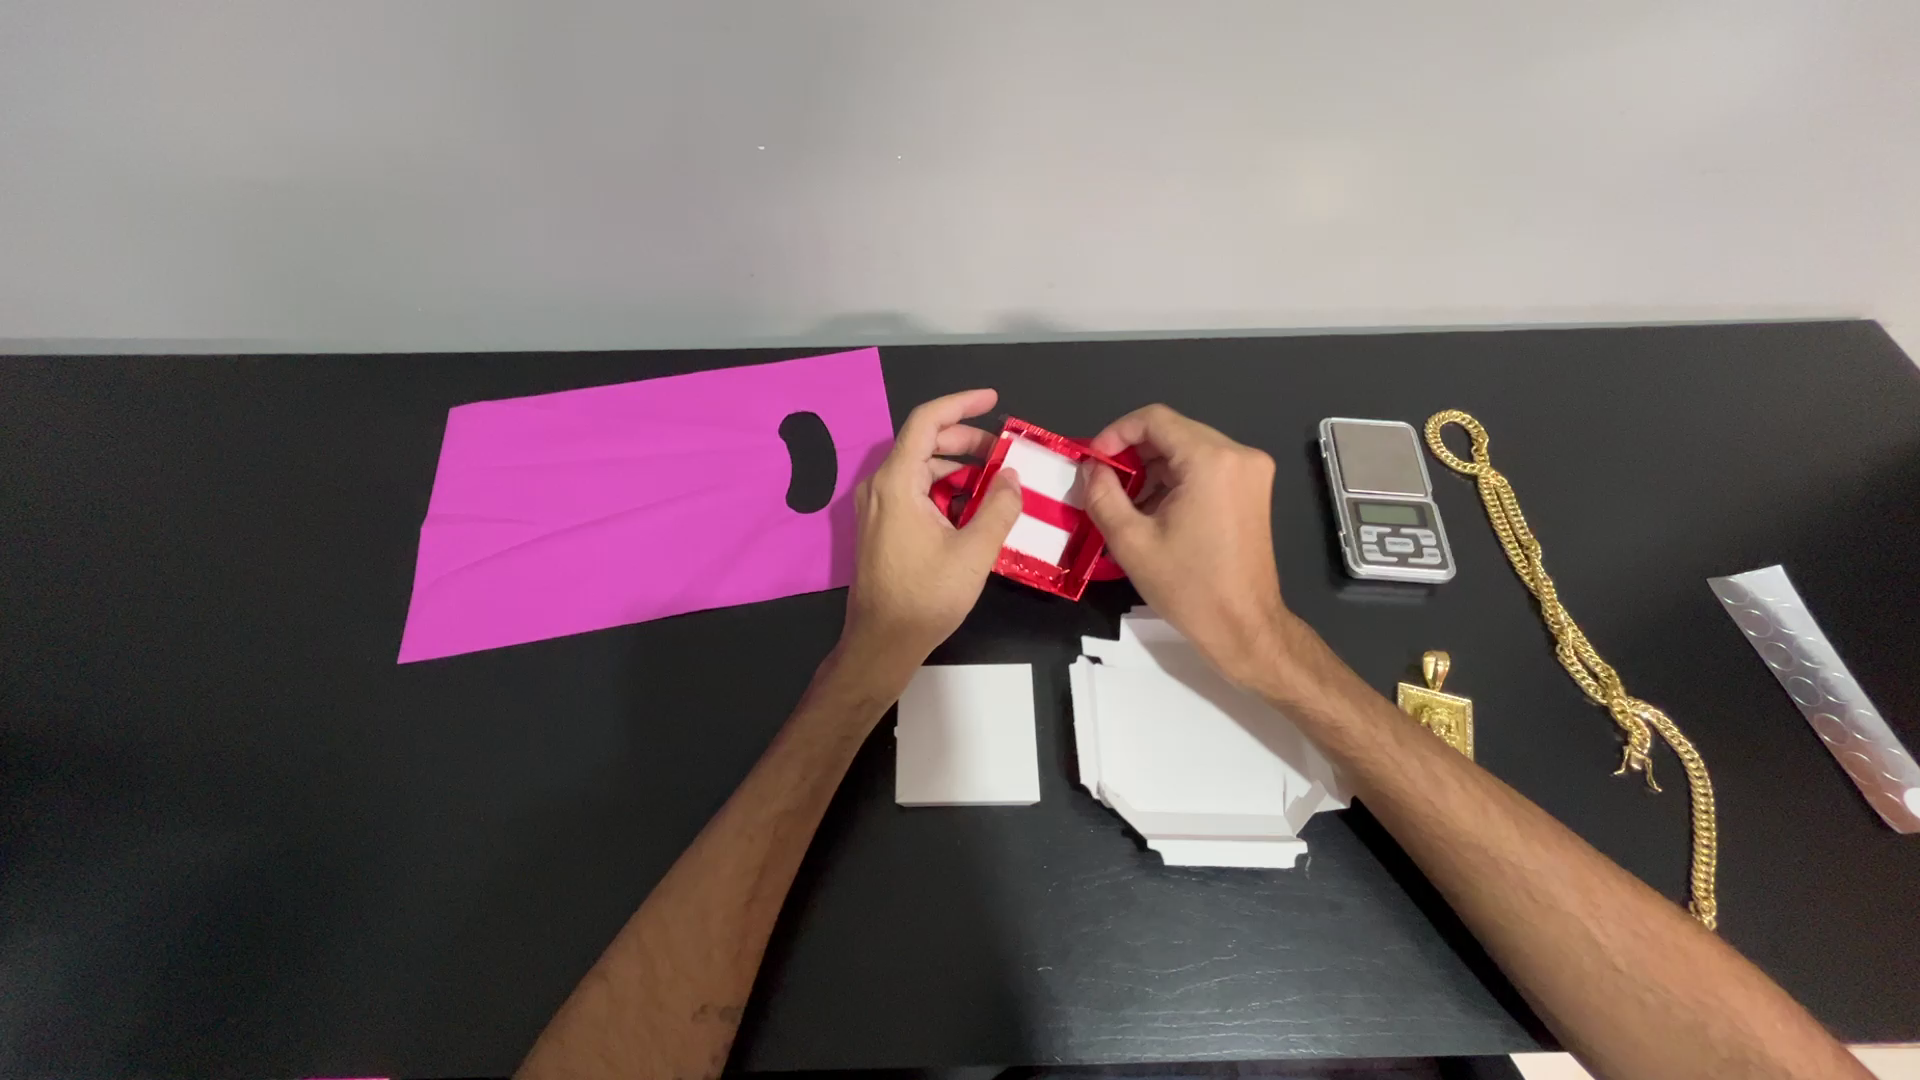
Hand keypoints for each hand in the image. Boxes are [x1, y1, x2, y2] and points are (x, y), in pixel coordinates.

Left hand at [842, 389, 1023, 663]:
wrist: (882, 641)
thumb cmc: (926, 597)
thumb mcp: (974, 551)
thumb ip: (998, 507)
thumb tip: (1011, 477)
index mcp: (897, 483)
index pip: (927, 421)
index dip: (961, 404)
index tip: (993, 400)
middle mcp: (880, 487)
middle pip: (924, 443)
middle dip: (966, 441)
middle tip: (1004, 452)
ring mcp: (877, 507)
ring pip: (919, 469)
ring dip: (957, 468)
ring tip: (995, 482)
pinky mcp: (881, 526)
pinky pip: (913, 492)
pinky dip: (943, 490)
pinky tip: (971, 508)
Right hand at [1083, 404, 1292, 686]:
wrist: (1242, 625)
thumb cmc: (1187, 586)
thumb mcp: (1130, 541)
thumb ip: (1102, 494)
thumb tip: (1091, 469)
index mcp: (1211, 460)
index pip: (1155, 419)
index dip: (1116, 433)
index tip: (1093, 461)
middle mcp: (1239, 455)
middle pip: (1174, 432)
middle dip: (1134, 453)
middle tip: (1103, 483)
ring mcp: (1252, 472)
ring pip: (1189, 450)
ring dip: (1153, 469)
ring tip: (1126, 503)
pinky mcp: (1254, 490)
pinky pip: (1206, 468)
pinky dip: (1176, 480)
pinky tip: (1155, 511)